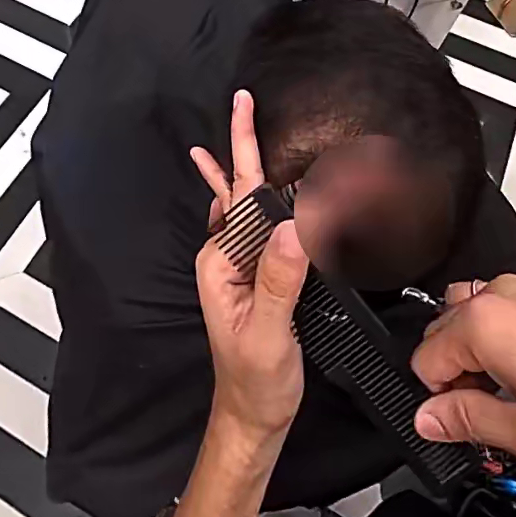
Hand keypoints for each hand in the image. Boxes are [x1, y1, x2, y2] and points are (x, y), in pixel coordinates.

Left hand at [191, 92, 307, 438]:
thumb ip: (279, 281)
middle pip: (239, 189)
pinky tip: (258, 186)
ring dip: (248, 165)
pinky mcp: (259, 272)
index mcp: (222, 262)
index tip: (244, 108)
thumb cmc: (255, 379)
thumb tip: (294, 228)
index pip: (238, 193)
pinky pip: (260, 224)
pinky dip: (262, 197)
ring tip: (243, 129)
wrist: (254, 413)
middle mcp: (226, 256)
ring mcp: (241, 263)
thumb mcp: (269, 334)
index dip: (243, 146)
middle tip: (245, 103)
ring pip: (247, 203)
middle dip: (242, 144)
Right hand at [411, 275, 515, 495]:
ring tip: (513, 414)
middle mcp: (509, 295)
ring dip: (479, 362)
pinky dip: (507, 351)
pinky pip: (508, 318)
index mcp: (491, 321)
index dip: (435, 400)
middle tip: (484, 426)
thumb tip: (432, 417)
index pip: (426, 357)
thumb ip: (470, 420)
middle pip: (447, 330)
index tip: (452, 427)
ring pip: (477, 321)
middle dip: (455, 377)